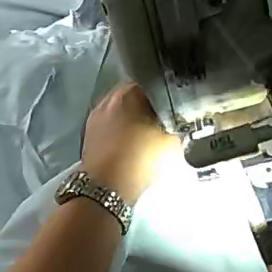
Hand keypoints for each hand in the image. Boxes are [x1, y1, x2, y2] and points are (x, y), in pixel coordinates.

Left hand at [81, 82, 180, 200]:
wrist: (106, 189)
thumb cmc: (140, 160)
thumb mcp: (172, 141)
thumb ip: (179, 123)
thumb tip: (182, 117)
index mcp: (129, 92)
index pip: (155, 82)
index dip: (169, 94)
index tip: (178, 106)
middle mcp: (110, 97)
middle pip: (137, 95)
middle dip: (150, 105)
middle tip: (165, 121)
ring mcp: (96, 114)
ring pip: (123, 109)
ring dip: (135, 117)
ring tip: (148, 134)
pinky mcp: (89, 132)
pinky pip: (112, 123)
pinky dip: (122, 129)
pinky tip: (131, 143)